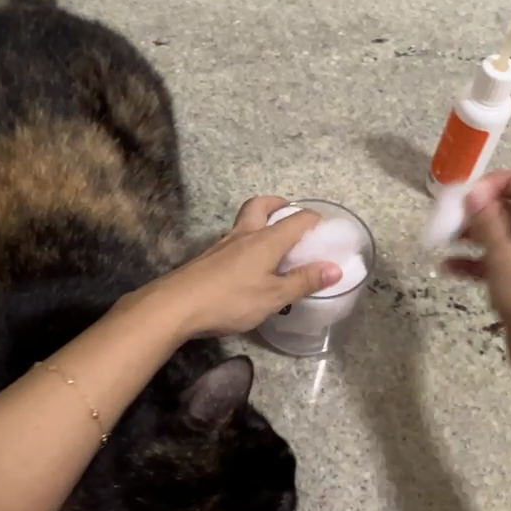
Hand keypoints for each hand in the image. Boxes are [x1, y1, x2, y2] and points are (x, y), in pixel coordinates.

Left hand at [137, 197, 342, 338]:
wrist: (175, 306)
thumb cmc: (230, 300)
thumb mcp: (274, 296)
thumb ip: (304, 282)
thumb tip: (335, 268)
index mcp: (266, 240)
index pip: (298, 219)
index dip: (315, 221)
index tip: (327, 231)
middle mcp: (245, 234)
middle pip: (261, 205)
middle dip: (278, 205)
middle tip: (290, 215)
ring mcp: (222, 245)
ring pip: (244, 222)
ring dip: (260, 223)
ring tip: (273, 243)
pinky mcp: (208, 258)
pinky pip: (232, 241)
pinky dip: (246, 243)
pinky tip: (247, 265)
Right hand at [443, 170, 510, 372]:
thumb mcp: (505, 254)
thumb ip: (487, 221)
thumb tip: (474, 192)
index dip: (500, 182)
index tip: (470, 194)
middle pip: (508, 208)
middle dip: (476, 211)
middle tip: (448, 218)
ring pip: (497, 236)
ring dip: (469, 235)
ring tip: (441, 241)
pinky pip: (492, 262)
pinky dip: (471, 262)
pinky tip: (448, 269)